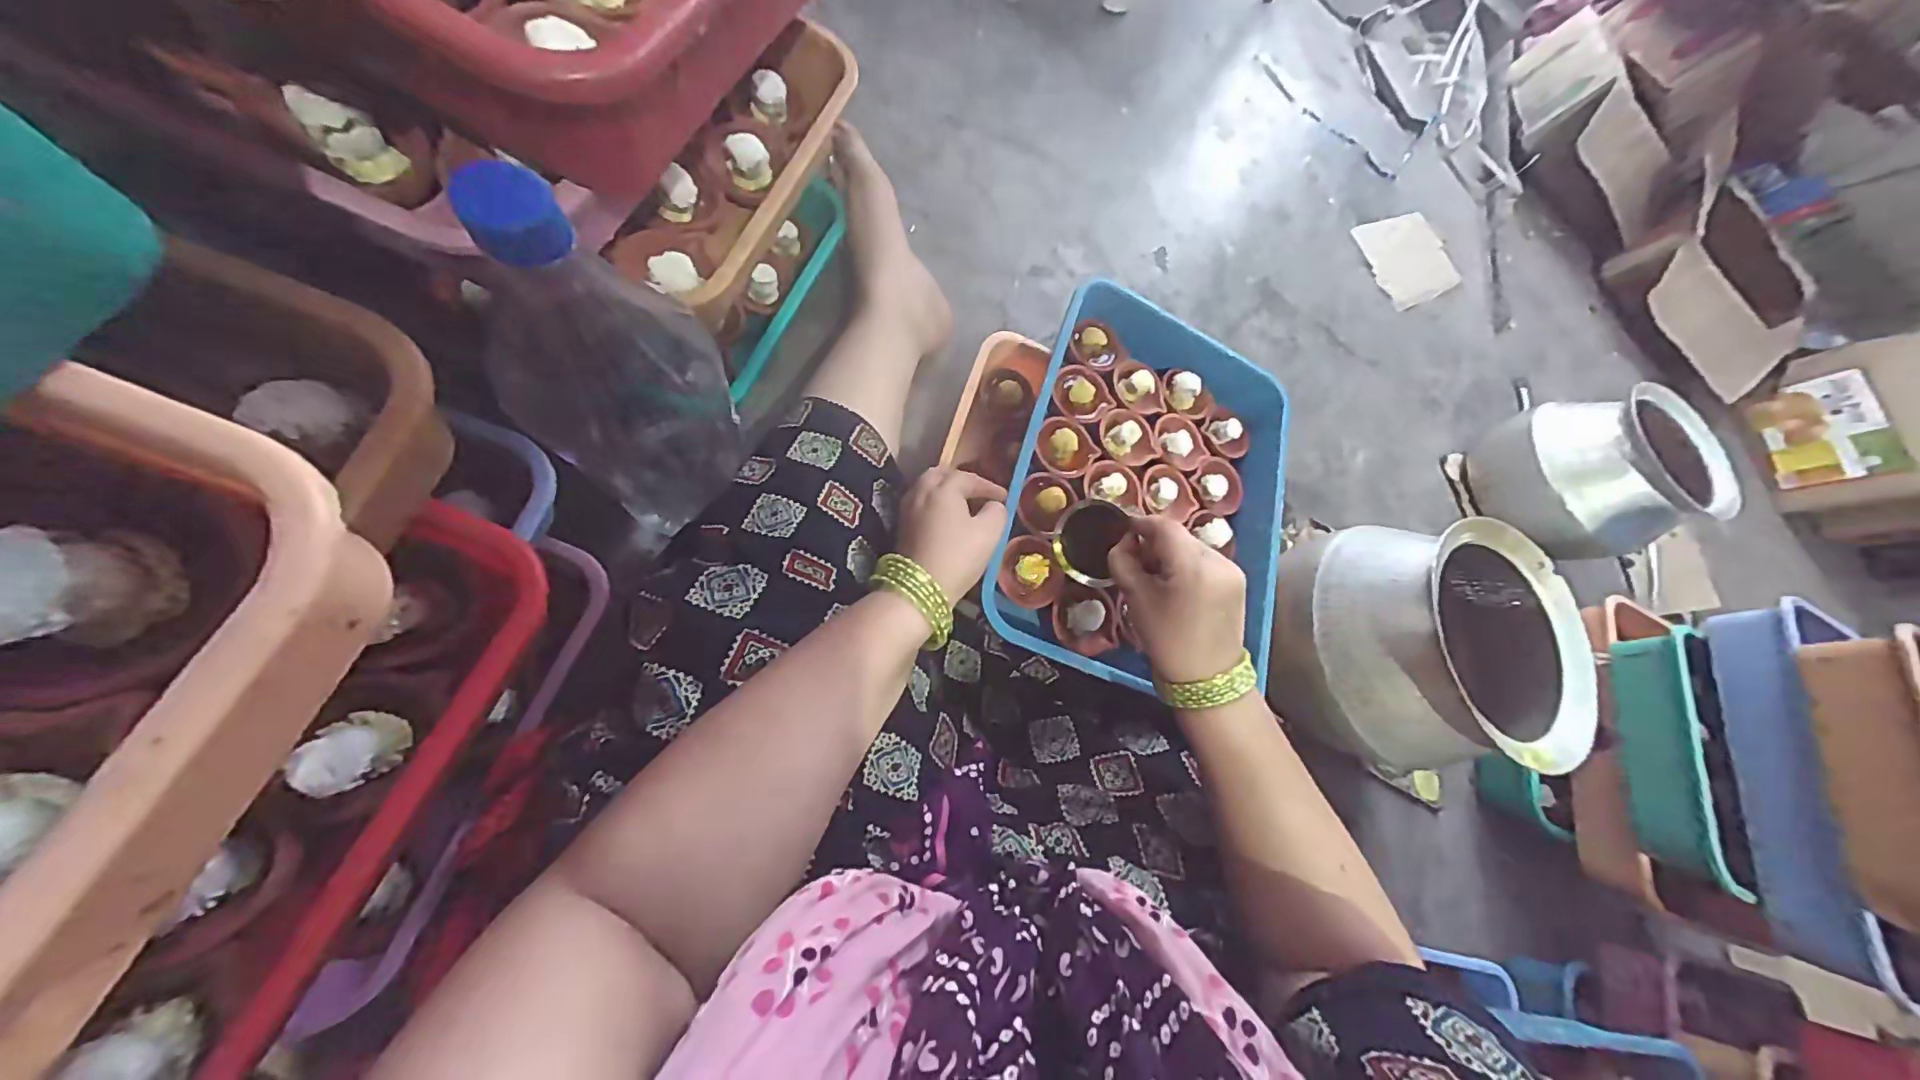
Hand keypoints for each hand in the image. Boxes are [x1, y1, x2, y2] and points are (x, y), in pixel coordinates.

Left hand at [895, 467, 1009, 601]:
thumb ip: (997, 512)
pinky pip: (920, 504)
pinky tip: (945, 519)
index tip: (1005, 498)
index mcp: (943, 488)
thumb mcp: (989, 533)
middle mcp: (921, 492)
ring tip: (962, 505)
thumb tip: (994, 506)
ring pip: (927, 489)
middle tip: (977, 492)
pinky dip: (934, 505)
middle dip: (960, 480)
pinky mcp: (901, 527)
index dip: (989, 486)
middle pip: (940, 475)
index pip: (968, 478)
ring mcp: (907, 509)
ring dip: (945, 491)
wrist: (919, 588)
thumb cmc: (958, 556)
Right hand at [1109, 516, 1246, 684]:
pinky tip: (1176, 586)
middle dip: (1154, 543)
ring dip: (1171, 554)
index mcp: (1192, 564)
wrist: (1206, 677)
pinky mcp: (1237, 581)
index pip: (1164, 526)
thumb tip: (1124, 542)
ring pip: (1192, 547)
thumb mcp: (1136, 598)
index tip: (1122, 533)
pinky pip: (1205, 561)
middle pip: (1179, 535)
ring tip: (1155, 577)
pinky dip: (1187, 565)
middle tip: (1135, 561)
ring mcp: (1232, 569)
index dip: (1139, 524)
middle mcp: (1218, 559)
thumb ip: (1123, 561)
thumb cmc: (1166, 638)